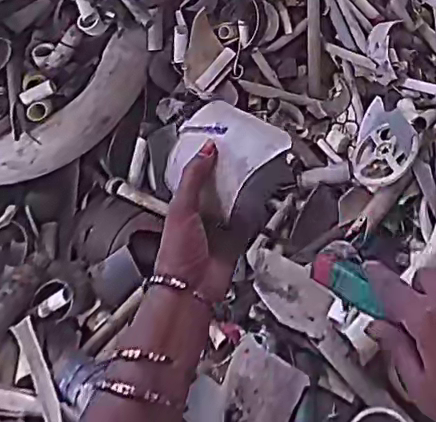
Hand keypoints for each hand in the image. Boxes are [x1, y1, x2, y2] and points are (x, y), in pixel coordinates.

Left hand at [153, 143, 246, 297]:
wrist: (189, 293)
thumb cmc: (175, 256)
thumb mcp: (181, 208)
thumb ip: (193, 178)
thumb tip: (206, 150)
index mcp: (185, 205)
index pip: (198, 175)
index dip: (208, 159)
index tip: (221, 141)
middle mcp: (202, 215)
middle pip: (220, 186)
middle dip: (230, 173)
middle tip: (243, 154)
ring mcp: (219, 228)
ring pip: (235, 201)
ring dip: (244, 190)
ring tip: (254, 171)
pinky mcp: (235, 240)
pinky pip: (248, 220)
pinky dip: (255, 211)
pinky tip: (260, 199)